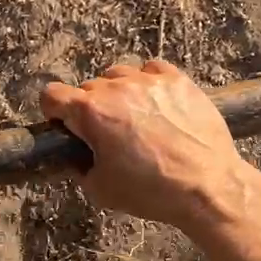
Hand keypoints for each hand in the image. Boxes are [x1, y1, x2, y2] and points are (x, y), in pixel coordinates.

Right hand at [41, 59, 260, 235]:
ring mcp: (147, 81)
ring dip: (118, 93)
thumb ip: (78, 165)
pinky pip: (151, 69)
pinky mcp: (176, 80)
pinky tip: (156, 103)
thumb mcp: (100, 189)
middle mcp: (114, 88)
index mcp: (90, 111)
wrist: (209, 188)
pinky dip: (148, 82)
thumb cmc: (152, 191)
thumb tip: (76, 155)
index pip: (51, 94)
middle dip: (91, 108)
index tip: (66, 125)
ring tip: (136, 117)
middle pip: (88, 88)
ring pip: (118, 75)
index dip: (54, 111)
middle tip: (109, 134)